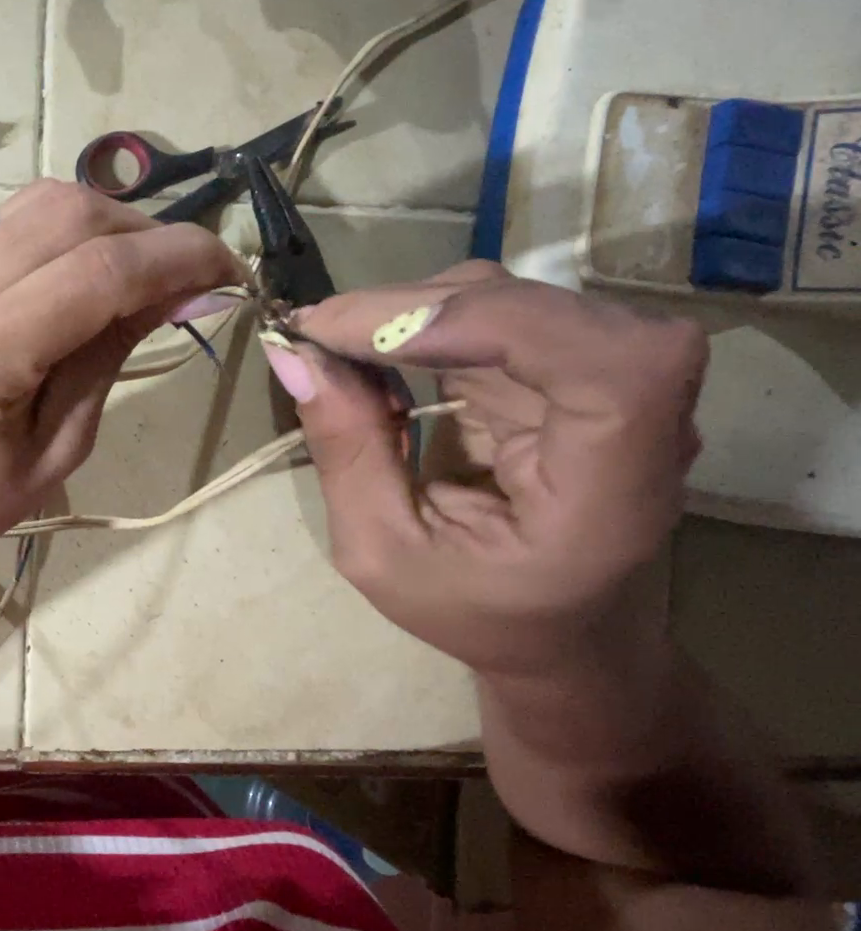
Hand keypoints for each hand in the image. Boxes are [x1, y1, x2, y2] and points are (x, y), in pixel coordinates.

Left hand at [0, 180, 239, 578]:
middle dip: (146, 232)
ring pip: (35, 206)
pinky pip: (5, 230)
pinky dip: (61, 235)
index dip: (175, 259)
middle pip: (65, 216)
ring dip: (106, 223)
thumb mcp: (61, 447)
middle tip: (187, 275)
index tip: (229, 271)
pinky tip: (88, 271)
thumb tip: (181, 289)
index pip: (95, 272)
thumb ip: (112, 354)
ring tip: (143, 271)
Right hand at [279, 261, 707, 678]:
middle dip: (420, 309)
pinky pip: (497, 319)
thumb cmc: (472, 610)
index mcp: (609, 495)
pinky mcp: (573, 374)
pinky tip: (365, 345)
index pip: (604, 366)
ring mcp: (612, 389)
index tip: (370, 336)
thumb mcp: (381, 553)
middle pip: (547, 315)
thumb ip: (349, 456)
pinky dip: (422, 322)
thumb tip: (293, 359)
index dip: (497, 325)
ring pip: (516, 301)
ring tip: (328, 338)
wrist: (559, 629)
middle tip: (314, 330)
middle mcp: (638, 423)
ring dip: (414, 308)